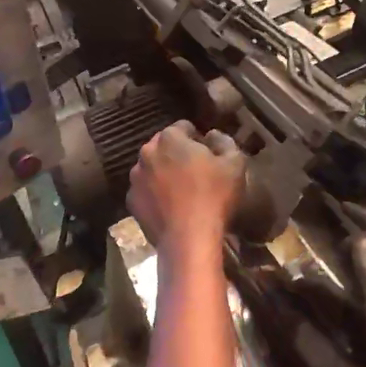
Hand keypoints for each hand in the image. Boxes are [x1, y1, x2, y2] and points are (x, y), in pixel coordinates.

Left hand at [127, 121, 245, 253]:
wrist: (189, 240)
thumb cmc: (213, 196)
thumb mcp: (234, 163)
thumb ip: (224, 140)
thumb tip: (212, 135)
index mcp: (170, 138)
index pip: (184, 127)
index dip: (198, 138)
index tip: (208, 154)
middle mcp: (147, 152)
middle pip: (165, 145)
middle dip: (178, 153)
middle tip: (196, 171)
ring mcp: (136, 178)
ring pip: (152, 167)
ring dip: (164, 172)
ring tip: (182, 190)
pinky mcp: (131, 201)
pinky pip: (145, 190)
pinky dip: (155, 193)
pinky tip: (170, 206)